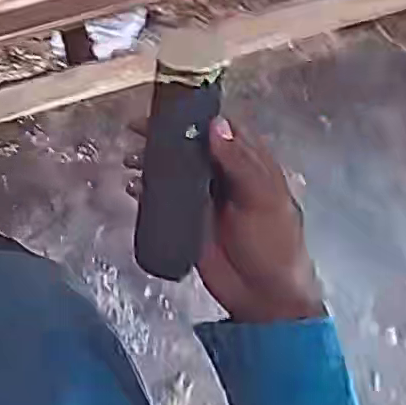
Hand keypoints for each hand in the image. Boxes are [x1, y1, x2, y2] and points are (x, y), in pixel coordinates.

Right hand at [127, 115, 324, 323]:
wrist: (262, 297)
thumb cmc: (274, 246)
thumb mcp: (263, 201)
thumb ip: (240, 163)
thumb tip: (216, 125)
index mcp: (250, 165)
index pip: (224, 129)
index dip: (199, 115)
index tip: (172, 107)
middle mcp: (224, 175)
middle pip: (191, 145)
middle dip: (164, 135)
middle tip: (138, 128)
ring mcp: (203, 195)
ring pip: (172, 167)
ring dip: (150, 159)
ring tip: (131, 158)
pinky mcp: (186, 216)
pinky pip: (161, 196)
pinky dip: (145, 188)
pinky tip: (133, 186)